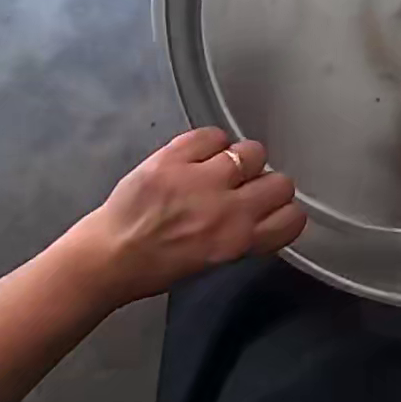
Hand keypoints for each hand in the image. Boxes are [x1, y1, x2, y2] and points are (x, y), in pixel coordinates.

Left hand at [59, 127, 305, 305]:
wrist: (109, 255)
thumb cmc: (159, 267)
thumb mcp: (213, 262)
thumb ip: (243, 236)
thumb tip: (262, 210)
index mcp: (238, 241)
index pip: (291, 218)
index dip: (284, 211)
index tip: (272, 209)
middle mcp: (228, 209)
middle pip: (280, 182)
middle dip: (266, 183)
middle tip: (245, 187)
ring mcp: (201, 179)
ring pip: (252, 151)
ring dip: (242, 159)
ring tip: (221, 167)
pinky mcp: (175, 156)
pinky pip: (213, 134)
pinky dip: (211, 142)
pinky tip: (199, 154)